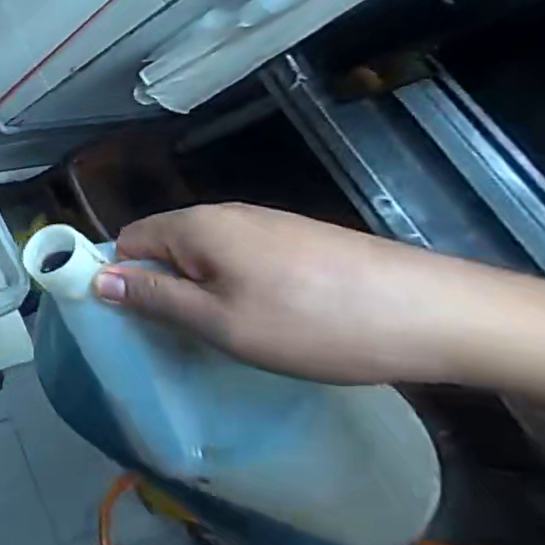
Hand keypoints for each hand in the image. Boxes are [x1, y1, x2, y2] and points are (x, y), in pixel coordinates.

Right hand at [96, 203, 498, 384]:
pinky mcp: (301, 236)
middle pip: (166, 244)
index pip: (128, 241)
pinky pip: (243, 255)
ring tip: (235, 329)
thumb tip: (98, 278)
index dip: (125, 278)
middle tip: (190, 332)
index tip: (144, 320)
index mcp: (195, 226)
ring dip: (204, 286)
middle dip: (166, 284)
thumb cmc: (316, 323)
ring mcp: (267, 222)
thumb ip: (155, 297)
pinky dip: (240, 282)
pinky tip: (276, 315)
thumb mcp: (221, 322)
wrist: (446, 315)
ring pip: (206, 252)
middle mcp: (224, 213)